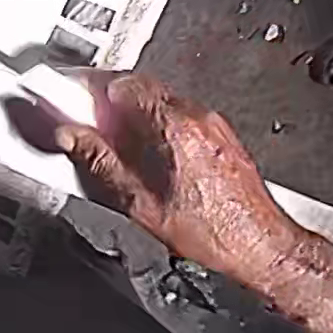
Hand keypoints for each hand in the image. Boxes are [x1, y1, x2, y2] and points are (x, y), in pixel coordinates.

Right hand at [53, 72, 305, 274]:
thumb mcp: (139, 202)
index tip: (70, 93)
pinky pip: (178, 112)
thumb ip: (99, 162)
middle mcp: (195, 116)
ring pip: (159, 98)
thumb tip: (71, 137)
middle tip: (86, 113)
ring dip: (131, 108)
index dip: (89, 86)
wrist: (262, 249)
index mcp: (173, 125)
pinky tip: (146, 150)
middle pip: (140, 84)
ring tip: (113, 136)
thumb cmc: (213, 234)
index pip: (122, 83)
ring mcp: (211, 123)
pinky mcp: (220, 134)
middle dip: (108, 95)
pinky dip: (154, 121)